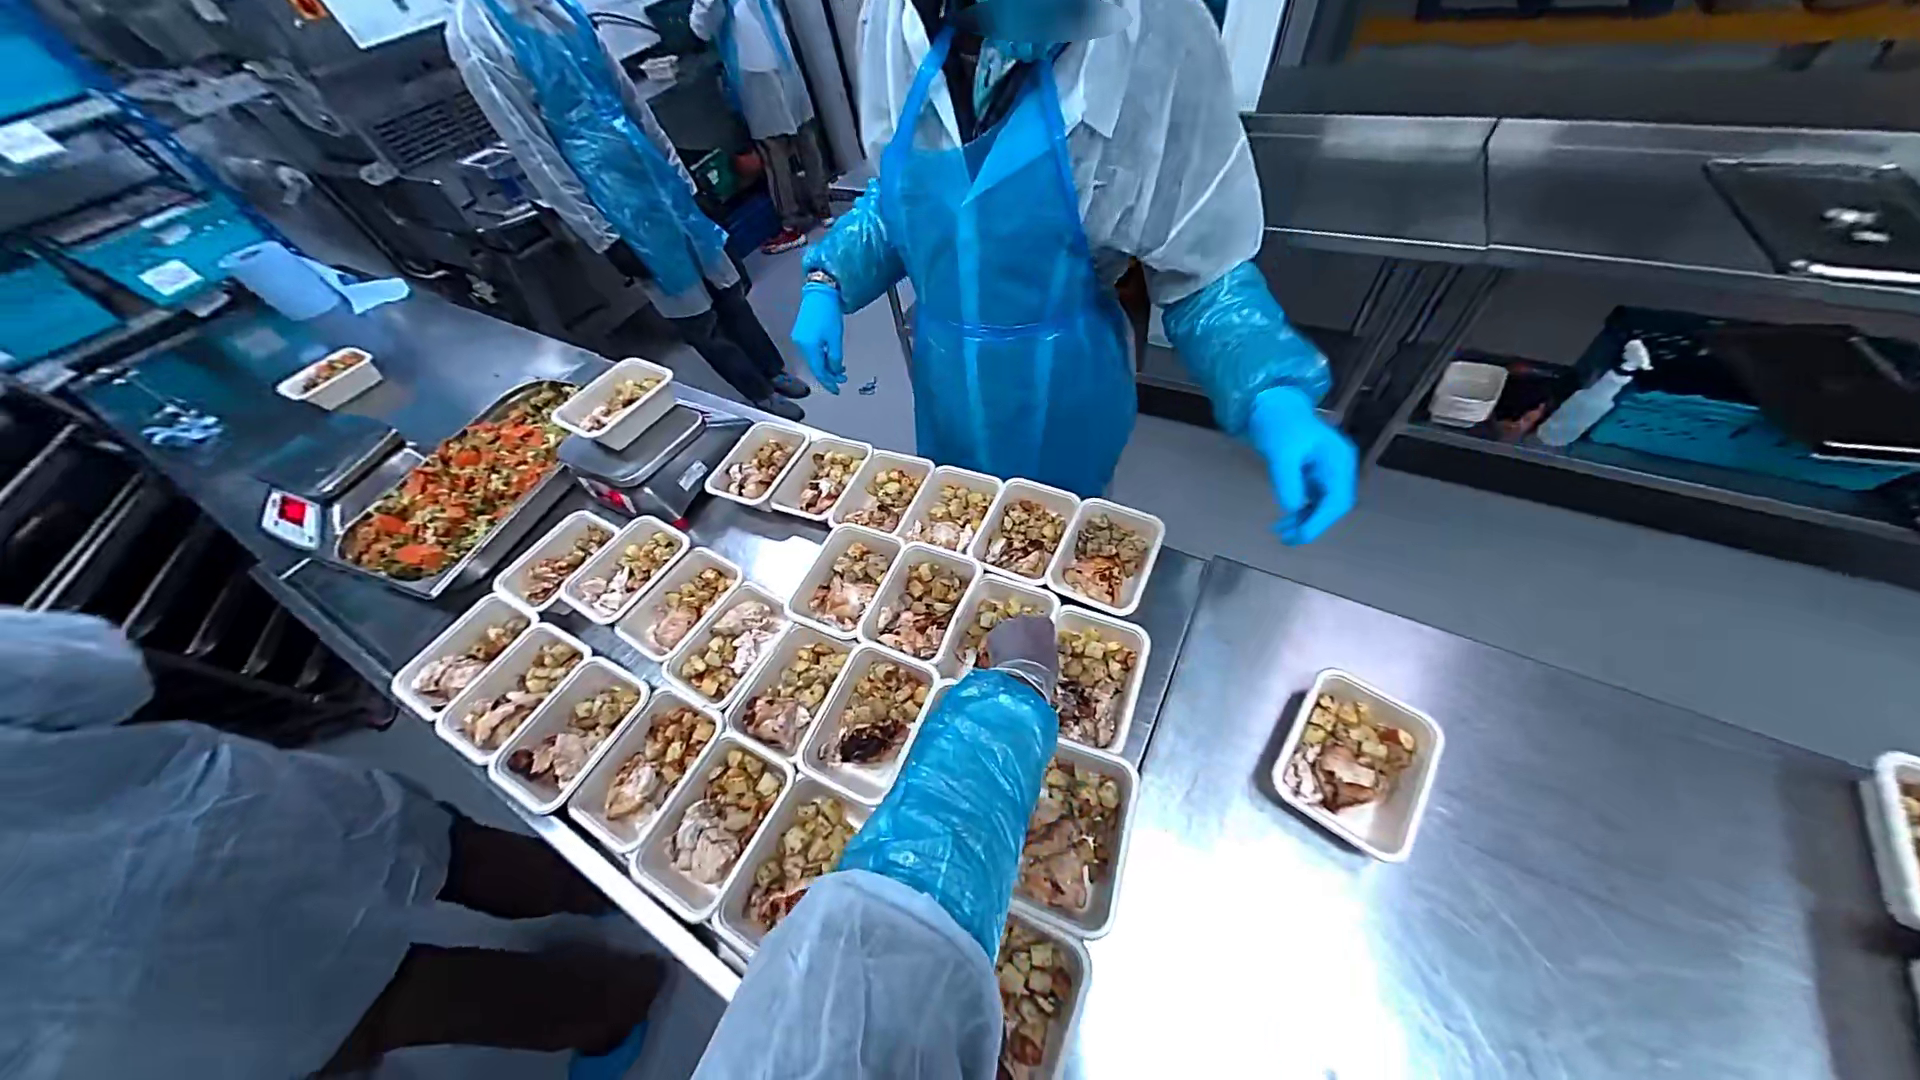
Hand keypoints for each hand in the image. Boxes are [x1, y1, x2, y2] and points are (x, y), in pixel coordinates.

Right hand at [790, 283, 845, 394]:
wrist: (821, 293)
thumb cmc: (828, 312)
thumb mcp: (835, 340)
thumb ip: (835, 359)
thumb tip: (835, 372)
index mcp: (808, 347)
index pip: (819, 372)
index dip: (828, 383)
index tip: (836, 390)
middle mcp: (800, 344)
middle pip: (815, 367)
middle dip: (829, 375)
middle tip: (841, 379)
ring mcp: (799, 339)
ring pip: (814, 360)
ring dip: (826, 366)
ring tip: (839, 369)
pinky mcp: (801, 333)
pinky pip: (812, 352)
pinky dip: (822, 357)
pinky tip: (830, 357)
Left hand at [983, 615, 1058, 701]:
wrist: (1022, 677)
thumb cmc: (1043, 671)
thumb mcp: (1052, 658)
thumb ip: (1046, 647)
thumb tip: (1040, 650)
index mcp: (1044, 623)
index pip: (1043, 625)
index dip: (1039, 636)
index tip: (1038, 646)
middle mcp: (1026, 619)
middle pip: (1024, 625)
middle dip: (1023, 636)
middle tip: (1023, 652)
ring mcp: (1008, 624)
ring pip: (1008, 631)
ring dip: (1009, 641)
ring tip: (1010, 658)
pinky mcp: (993, 633)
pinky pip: (996, 639)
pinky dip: (997, 647)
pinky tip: (1000, 660)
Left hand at [1249, 386, 1356, 544]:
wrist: (1270, 404)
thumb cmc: (1278, 423)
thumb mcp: (1280, 453)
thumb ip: (1287, 481)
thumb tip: (1292, 508)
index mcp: (1338, 460)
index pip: (1336, 500)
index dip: (1319, 522)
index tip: (1299, 536)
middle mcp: (1337, 466)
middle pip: (1332, 505)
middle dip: (1311, 524)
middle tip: (1287, 539)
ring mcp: (1327, 470)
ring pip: (1322, 504)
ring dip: (1303, 520)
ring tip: (1280, 531)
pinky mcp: (1313, 472)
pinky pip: (1311, 497)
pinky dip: (1299, 510)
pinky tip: (1284, 520)